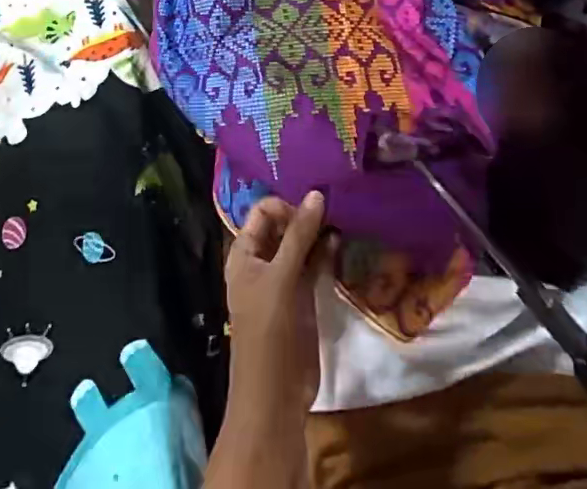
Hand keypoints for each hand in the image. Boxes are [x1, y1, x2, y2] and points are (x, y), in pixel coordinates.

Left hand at [224, 191, 329, 421]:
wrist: (275, 391)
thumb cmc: (268, 330)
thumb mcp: (281, 278)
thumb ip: (299, 235)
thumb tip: (317, 194)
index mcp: (244, 254)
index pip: (263, 212)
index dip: (285, 208)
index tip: (310, 214)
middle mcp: (262, 262)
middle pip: (283, 225)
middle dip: (306, 215)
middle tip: (335, 209)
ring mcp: (284, 278)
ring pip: (302, 243)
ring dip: (320, 232)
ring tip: (343, 221)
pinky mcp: (303, 294)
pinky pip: (314, 263)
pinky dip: (326, 251)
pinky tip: (342, 243)